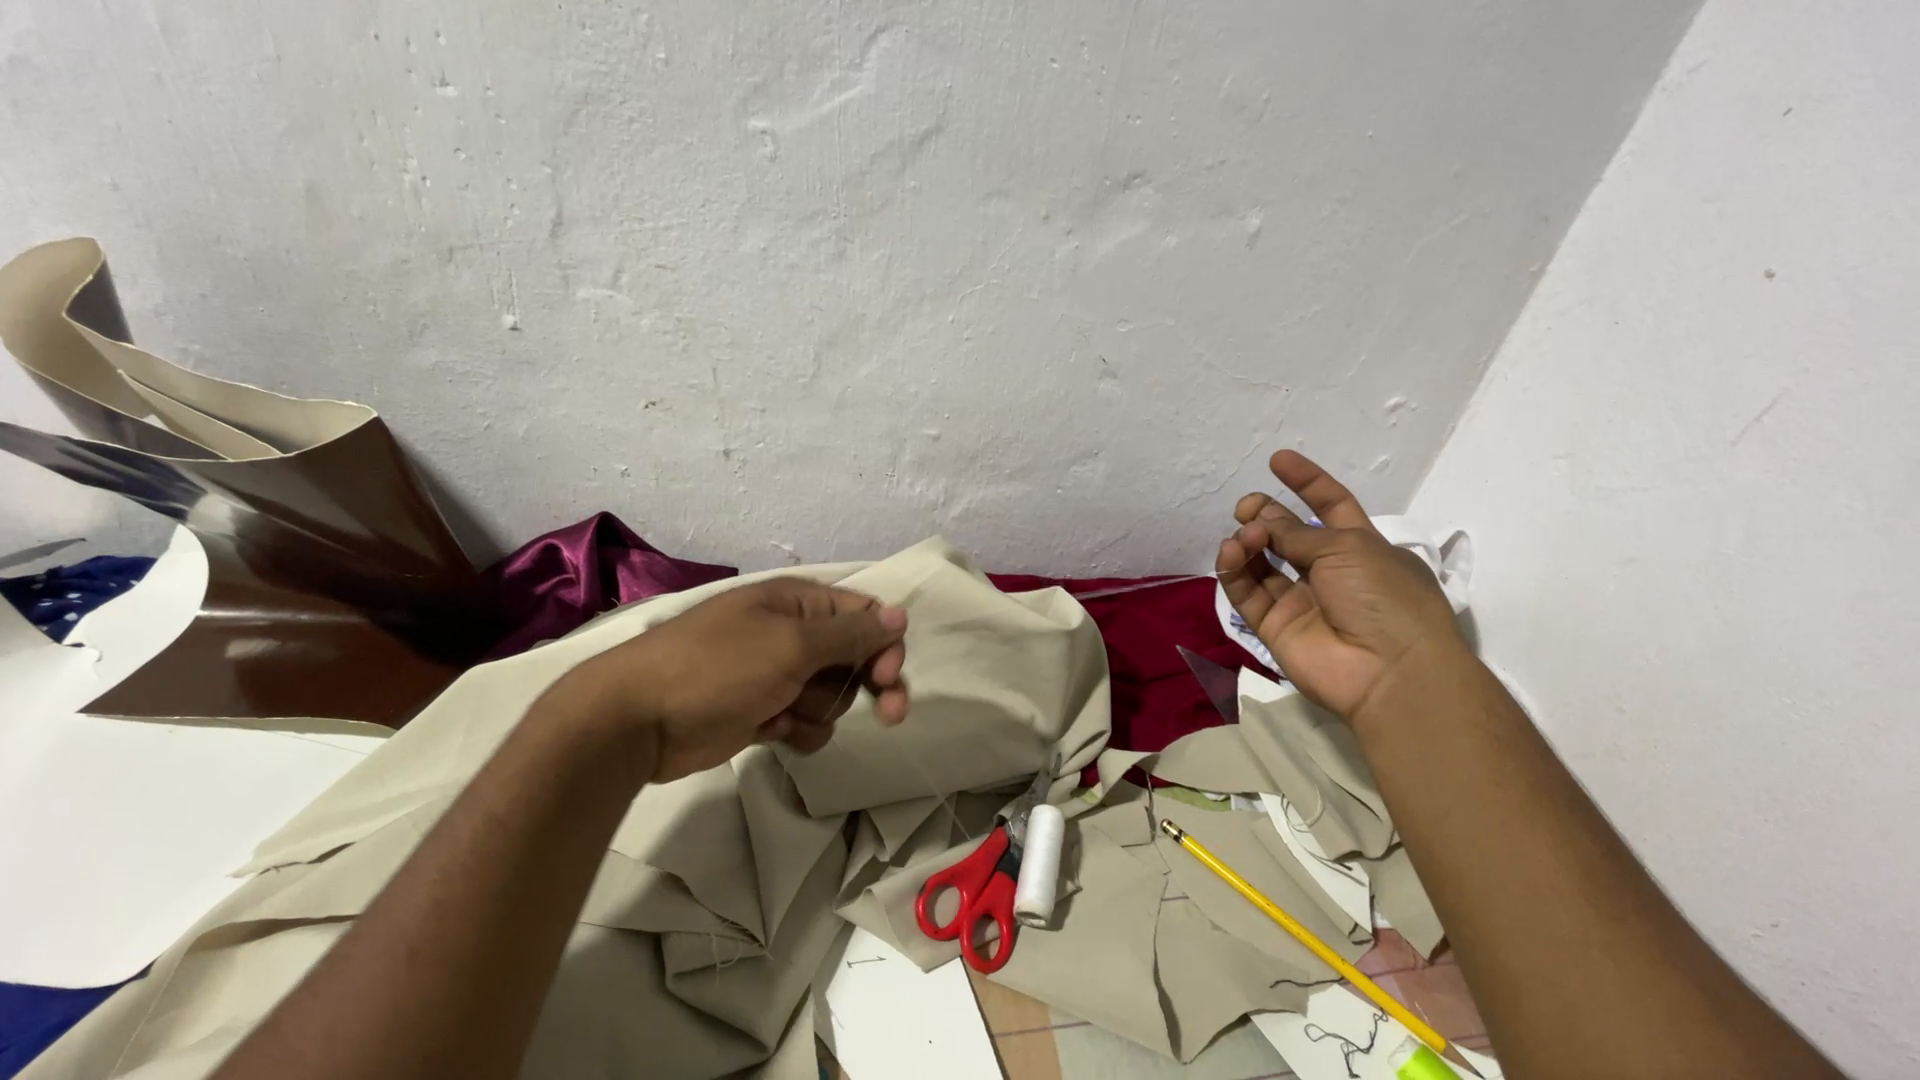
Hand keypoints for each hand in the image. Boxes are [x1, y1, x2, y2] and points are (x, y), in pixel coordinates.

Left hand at [553, 579, 909, 784]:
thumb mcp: (791, 644)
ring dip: (822, 711)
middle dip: (867, 685)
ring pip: (831, 695)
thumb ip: (851, 633)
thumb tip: (899, 615)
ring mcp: (774, 675)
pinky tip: (774, 734)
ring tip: (787, 715)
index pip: (864, 614)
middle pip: (854, 657)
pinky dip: (798, 731)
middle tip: (891, 715)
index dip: (884, 644)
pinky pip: (804, 722)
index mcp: (797, 603)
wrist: (638, 720)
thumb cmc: (718, 668)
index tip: (886, 677)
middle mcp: (790, 634)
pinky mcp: (760, 712)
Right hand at [1217, 450, 1467, 725]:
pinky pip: (1248, 593)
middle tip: (1248, 508)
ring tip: (1245, 536)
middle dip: (1266, 515)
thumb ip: (1298, 533)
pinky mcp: (1275, 627)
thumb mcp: (1348, 548)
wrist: (1390, 670)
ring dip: (1249, 543)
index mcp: (1362, 548)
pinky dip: (1235, 571)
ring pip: (1262, 563)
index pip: (1331, 506)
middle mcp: (1330, 572)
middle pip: (1288, 535)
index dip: (1307, 482)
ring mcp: (1301, 601)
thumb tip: (1265, 524)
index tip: (1278, 460)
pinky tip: (1231, 553)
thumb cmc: (1385, 598)